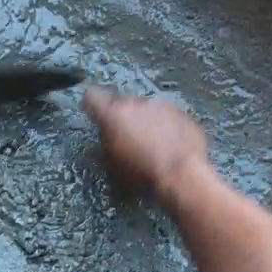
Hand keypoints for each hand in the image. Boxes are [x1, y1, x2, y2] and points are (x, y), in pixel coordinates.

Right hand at [82, 88, 211, 199]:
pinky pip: (167, 117)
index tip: (91, 109)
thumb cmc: (142, 173)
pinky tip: (168, 145)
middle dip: (122, 116)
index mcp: (113, 114)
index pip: (92, 97)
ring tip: (149, 144)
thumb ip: (106, 142)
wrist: (181, 174)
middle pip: (122, 102)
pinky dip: (165, 127)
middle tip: (124, 136)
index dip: (90, 103)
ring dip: (145, 121)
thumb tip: (108, 137)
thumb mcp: (112, 165)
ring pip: (147, 109)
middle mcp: (136, 103)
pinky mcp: (181, 114)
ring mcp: (161, 106)